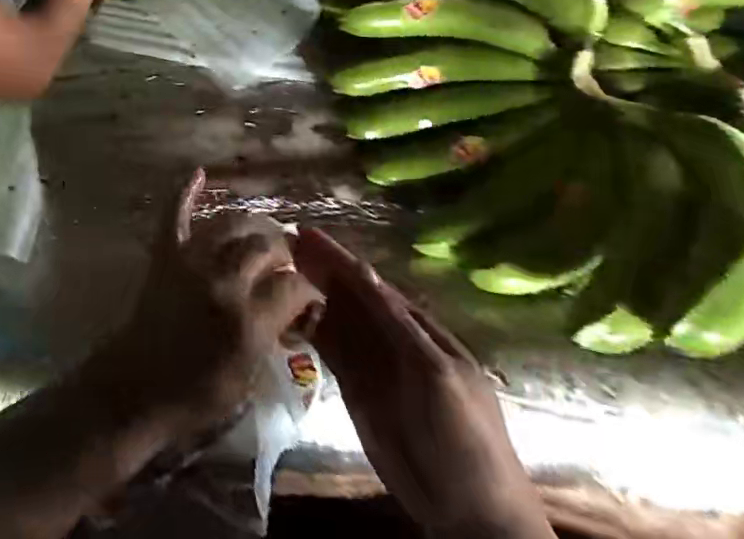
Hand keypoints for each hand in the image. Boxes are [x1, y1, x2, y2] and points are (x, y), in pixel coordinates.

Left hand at [90, 172, 324, 439]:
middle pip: (266, 246)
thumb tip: (295, 306)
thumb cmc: (195, 396)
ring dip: (251, 225)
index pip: (294, 285)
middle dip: (284, 254)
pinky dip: (185, 192)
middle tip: (285, 266)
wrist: (134, 390)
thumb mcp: (249, 377)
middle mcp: (222, 282)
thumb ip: (274, 333)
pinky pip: (175, 214)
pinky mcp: (164, 256)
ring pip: (230, 224)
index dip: (309, 290)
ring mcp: (190, 263)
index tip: (309, 298)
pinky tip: (199, 172)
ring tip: (262, 235)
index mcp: (248, 320)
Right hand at [294, 229, 550, 538]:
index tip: (305, 233)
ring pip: (335, 321)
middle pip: (349, 296)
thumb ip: (396, 322)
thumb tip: (363, 270)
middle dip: (318, 269)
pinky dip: (309, 331)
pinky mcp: (355, 390)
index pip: (371, 283)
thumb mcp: (435, 373)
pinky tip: (287, 315)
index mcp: (417, 327)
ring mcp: (372, 364)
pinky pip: (330, 353)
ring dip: (309, 295)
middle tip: (280, 244)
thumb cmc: (464, 437)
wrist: (468, 511)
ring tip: (274, 270)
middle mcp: (390, 338)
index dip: (339, 258)